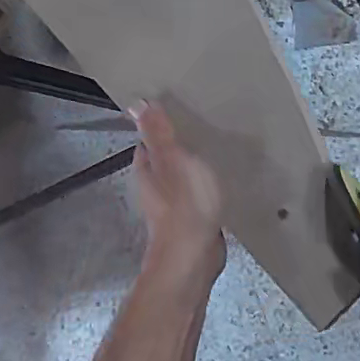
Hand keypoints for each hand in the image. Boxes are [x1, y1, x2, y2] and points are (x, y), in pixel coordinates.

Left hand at [130, 101, 225, 287]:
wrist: (194, 257)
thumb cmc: (184, 204)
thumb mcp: (173, 160)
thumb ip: (158, 133)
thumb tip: (136, 103)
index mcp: (147, 169)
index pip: (149, 141)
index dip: (161, 127)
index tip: (180, 112)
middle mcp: (156, 187)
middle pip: (165, 160)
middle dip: (180, 146)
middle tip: (204, 129)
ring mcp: (174, 206)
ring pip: (182, 179)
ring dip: (194, 168)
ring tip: (216, 152)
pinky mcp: (193, 221)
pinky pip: (199, 196)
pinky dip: (207, 188)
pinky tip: (223, 184)